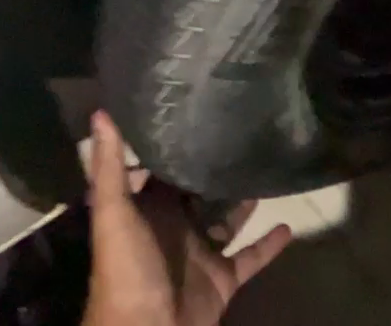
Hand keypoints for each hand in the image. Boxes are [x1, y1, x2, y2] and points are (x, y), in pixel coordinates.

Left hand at [83, 112, 292, 325]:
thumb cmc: (126, 271)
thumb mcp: (114, 214)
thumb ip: (109, 167)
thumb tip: (102, 111)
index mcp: (147, 211)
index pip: (162, 170)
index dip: (176, 145)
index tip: (198, 111)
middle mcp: (174, 228)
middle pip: (198, 193)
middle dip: (216, 168)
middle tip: (245, 132)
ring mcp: (200, 255)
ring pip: (226, 221)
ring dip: (243, 201)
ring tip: (267, 167)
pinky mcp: (222, 280)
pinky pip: (249, 258)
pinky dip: (268, 245)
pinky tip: (289, 224)